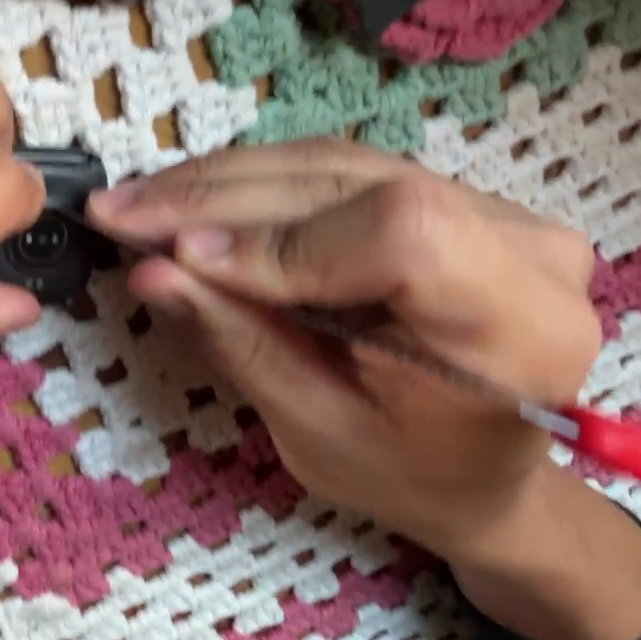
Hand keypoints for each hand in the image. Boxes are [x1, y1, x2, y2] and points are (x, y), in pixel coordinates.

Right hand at [86, 139, 601, 565]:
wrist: (478, 470)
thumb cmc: (405, 476)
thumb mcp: (314, 430)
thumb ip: (238, 342)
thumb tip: (149, 271)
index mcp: (519, 326)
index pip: (401, 234)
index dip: (278, 238)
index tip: (175, 257)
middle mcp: (523, 244)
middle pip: (349, 183)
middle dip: (217, 199)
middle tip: (116, 213)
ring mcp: (490, 207)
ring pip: (329, 163)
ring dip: (219, 182)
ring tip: (137, 204)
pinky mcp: (444, 195)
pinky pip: (332, 171)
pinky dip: (249, 184)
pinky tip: (187, 197)